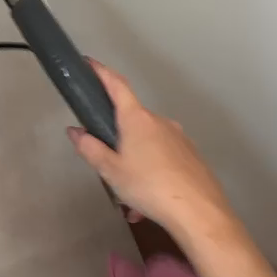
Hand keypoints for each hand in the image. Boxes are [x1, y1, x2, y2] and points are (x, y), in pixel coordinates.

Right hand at [66, 61, 234, 242]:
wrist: (200, 214)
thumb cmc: (149, 186)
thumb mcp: (111, 170)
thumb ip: (90, 148)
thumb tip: (75, 131)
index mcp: (137, 119)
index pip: (117, 86)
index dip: (102, 72)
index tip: (89, 63)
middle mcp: (160, 122)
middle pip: (131, 121)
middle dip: (116, 138)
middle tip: (105, 161)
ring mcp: (179, 139)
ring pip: (147, 144)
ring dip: (134, 163)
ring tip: (127, 197)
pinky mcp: (192, 157)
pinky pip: (163, 159)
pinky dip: (151, 174)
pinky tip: (147, 203)